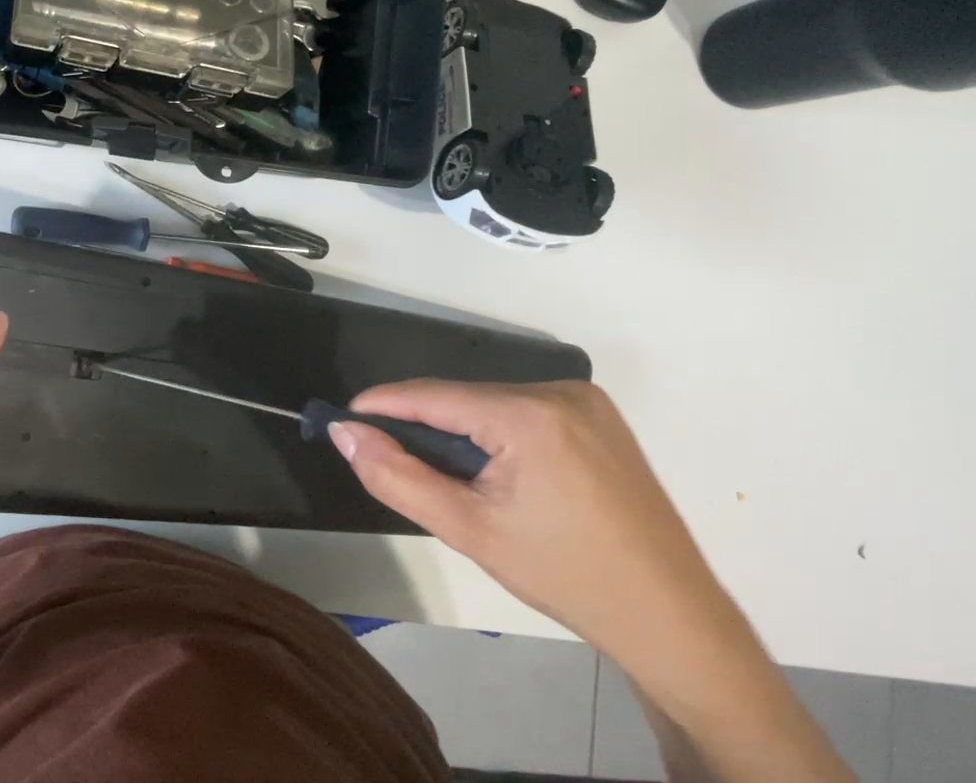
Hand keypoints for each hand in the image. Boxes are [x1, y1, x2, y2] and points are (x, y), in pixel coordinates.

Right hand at [334, 380, 724, 654]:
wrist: (670, 617)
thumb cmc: (562, 574)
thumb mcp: (465, 528)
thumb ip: (395, 476)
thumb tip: (345, 433)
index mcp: (528, 415)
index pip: (430, 395)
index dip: (380, 405)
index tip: (340, 421)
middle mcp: (560, 392)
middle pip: (461, 398)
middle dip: (422, 426)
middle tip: (395, 468)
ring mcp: (587, 403)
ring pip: (490, 405)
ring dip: (460, 433)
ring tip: (450, 483)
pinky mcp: (601, 419)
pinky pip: (523, 413)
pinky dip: (495, 435)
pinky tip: (498, 477)